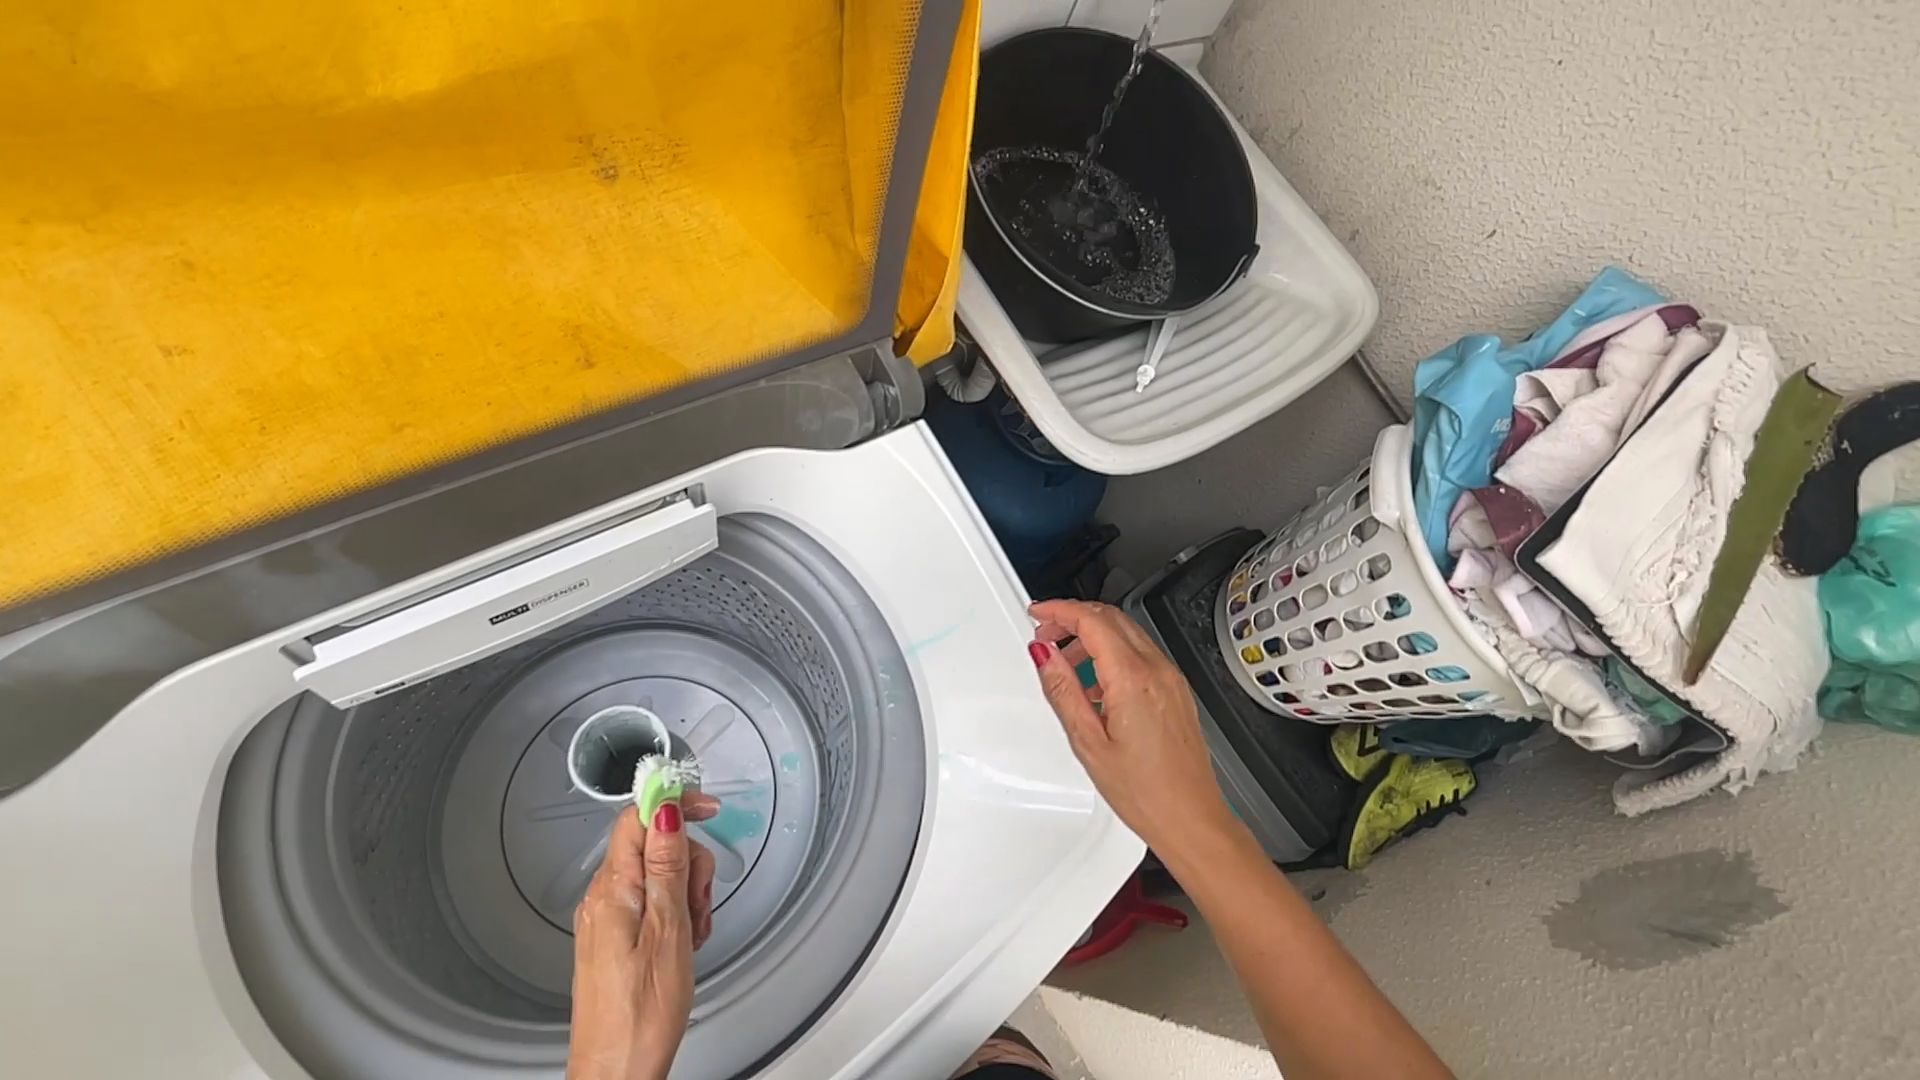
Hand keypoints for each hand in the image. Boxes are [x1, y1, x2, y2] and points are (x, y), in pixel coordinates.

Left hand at [567, 793, 719, 1079]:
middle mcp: (603, 896)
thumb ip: (667, 865)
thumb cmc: (642, 1014)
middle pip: (654, 843)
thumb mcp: (668, 930)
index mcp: (614, 889)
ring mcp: (607, 916)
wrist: (616, 1073)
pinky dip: (676, 908)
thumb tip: (665, 810)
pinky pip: (651, 898)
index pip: (638, 817)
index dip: (674, 802)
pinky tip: (685, 936)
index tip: (707, 807)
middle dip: (690, 861)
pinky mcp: (614, 934)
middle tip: (700, 900)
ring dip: (687, 889)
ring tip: (694, 928)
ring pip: (658, 871)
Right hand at [1029, 599, 1238, 859]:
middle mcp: (1158, 671)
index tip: (1038, 612)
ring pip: (1127, 632)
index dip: (1059, 609)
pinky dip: (1112, 651)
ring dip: (1092, 633)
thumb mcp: (1088, 742)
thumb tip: (1044, 655)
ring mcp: (1171, 678)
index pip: (1091, 621)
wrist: (1190, 818)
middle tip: (1045, 631)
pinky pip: (1141, 653)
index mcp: (1133, 679)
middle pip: (1110, 617)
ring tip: (1065, 660)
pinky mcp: (1176, 689)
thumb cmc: (1147, 792)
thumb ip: (1062, 690)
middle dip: (1073, 617)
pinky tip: (1095, 680)